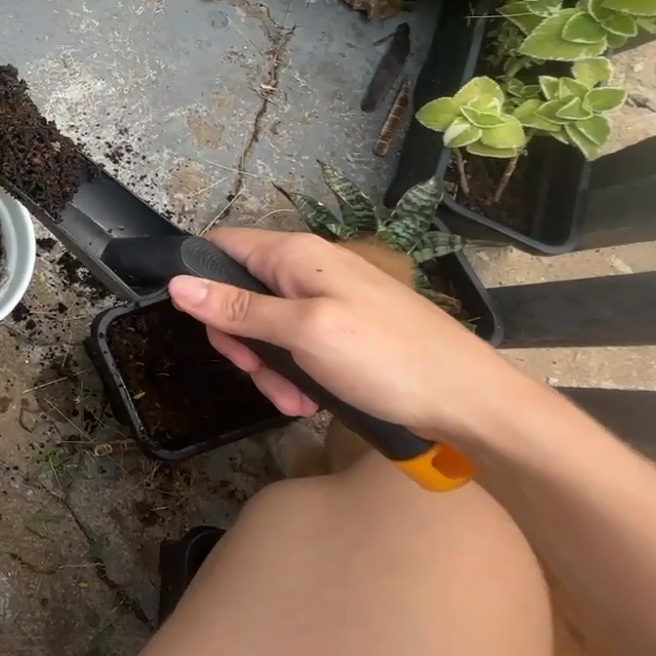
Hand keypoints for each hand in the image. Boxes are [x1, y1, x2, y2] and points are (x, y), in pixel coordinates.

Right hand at [167, 228, 516, 442]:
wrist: (480, 409)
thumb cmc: (389, 361)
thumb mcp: (302, 333)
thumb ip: (237, 308)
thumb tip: (175, 284)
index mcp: (296, 255)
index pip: (220, 246)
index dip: (200, 280)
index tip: (206, 324)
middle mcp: (308, 269)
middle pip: (238, 291)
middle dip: (238, 336)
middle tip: (253, 370)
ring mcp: (329, 300)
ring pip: (265, 324)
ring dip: (266, 363)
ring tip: (288, 398)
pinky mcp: (344, 330)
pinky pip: (295, 343)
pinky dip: (293, 371)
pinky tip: (307, 400)